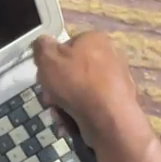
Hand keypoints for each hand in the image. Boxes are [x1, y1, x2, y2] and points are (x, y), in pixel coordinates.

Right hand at [32, 31, 150, 148]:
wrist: (109, 117)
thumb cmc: (76, 83)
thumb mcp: (48, 60)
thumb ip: (41, 47)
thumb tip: (43, 42)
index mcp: (94, 39)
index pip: (66, 46)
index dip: (50, 63)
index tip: (43, 78)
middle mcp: (109, 55)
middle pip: (72, 70)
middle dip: (56, 87)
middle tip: (49, 100)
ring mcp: (116, 79)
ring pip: (80, 89)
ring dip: (64, 103)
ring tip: (59, 114)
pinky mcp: (119, 100)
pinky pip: (92, 104)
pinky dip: (80, 112)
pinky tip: (71, 122)